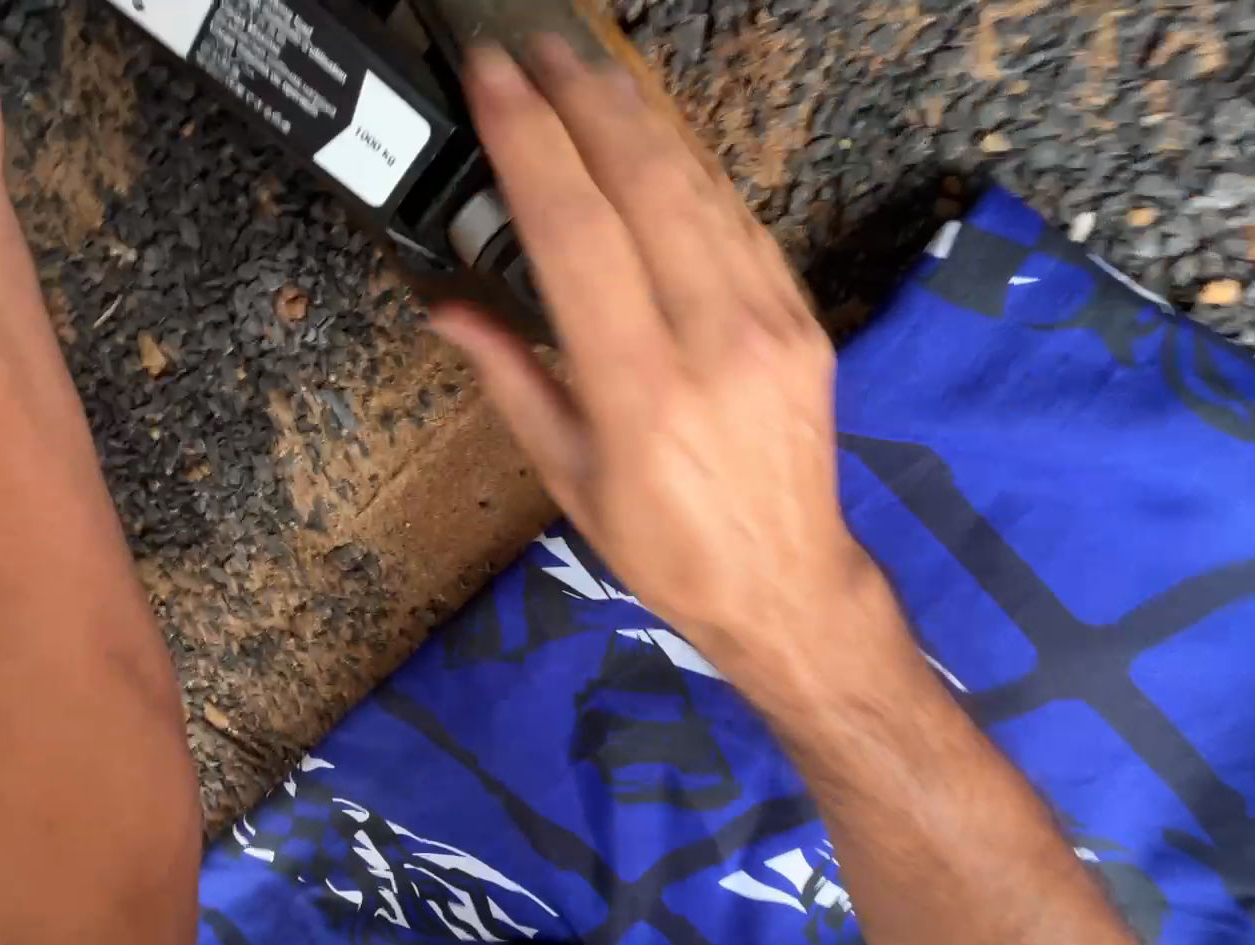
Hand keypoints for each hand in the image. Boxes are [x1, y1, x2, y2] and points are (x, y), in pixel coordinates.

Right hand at [433, 40, 876, 684]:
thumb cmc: (668, 549)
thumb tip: (451, 312)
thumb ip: (512, 381)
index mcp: (638, 390)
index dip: (529, 142)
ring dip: (642, 120)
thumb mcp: (571, 480)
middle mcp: (712, 342)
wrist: (784, 582)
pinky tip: (663, 146)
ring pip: (701, 190)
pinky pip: (743, 225)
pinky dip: (695, 173)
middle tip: (540, 50)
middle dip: (586, 100)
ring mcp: (770, 326)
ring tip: (593, 73)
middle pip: (646, 184)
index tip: (494, 82)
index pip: (577, 231)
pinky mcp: (803, 324)